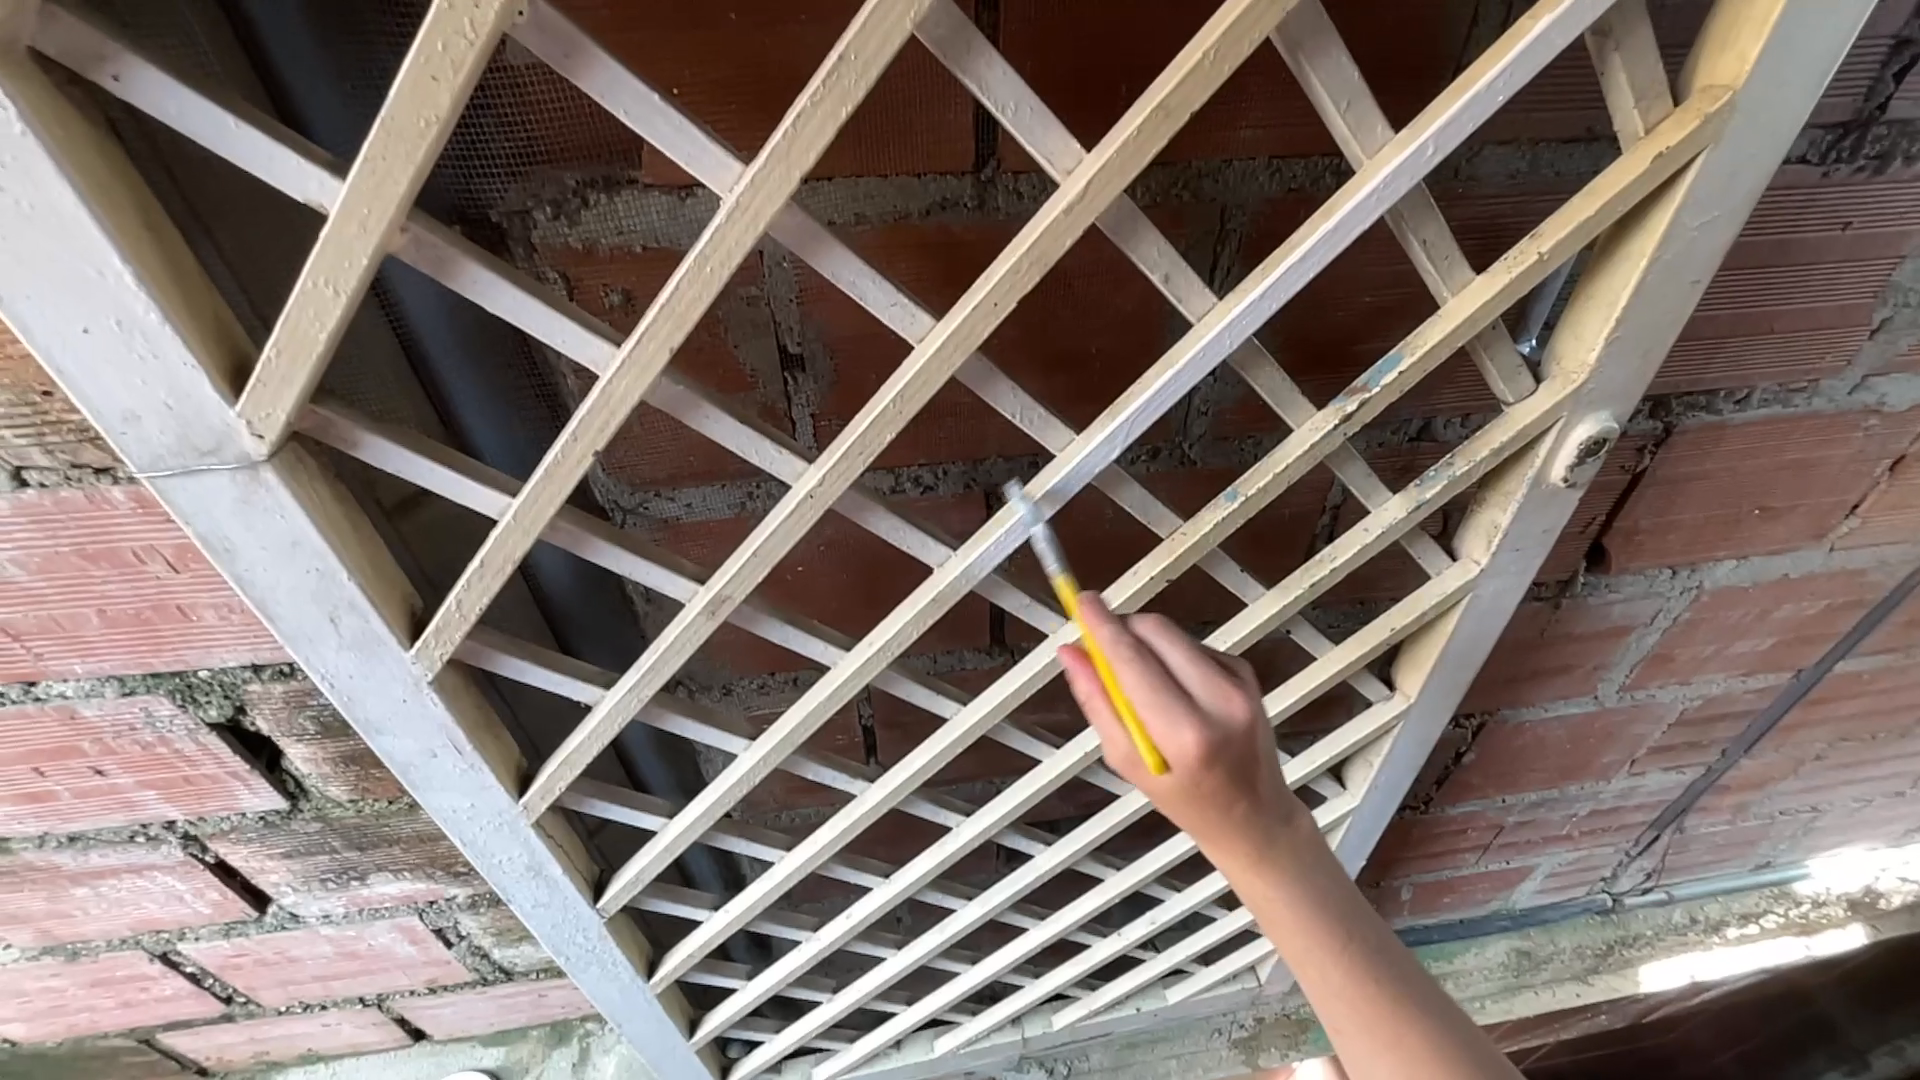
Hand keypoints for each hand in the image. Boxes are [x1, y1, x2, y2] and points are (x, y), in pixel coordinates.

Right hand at [1058, 593, 1309, 862]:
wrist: (1255, 816)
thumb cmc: (1182, 798)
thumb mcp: (1127, 762)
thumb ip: (1097, 702)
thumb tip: (1069, 651)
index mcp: (1184, 733)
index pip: (1133, 661)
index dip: (1103, 627)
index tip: (1081, 600)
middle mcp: (1219, 700)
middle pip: (1156, 631)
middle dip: (1121, 627)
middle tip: (1099, 644)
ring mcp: (1239, 682)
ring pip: (1173, 634)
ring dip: (1144, 642)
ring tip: (1139, 682)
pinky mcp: (1246, 672)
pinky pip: (1192, 645)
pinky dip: (1170, 655)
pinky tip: (1171, 689)